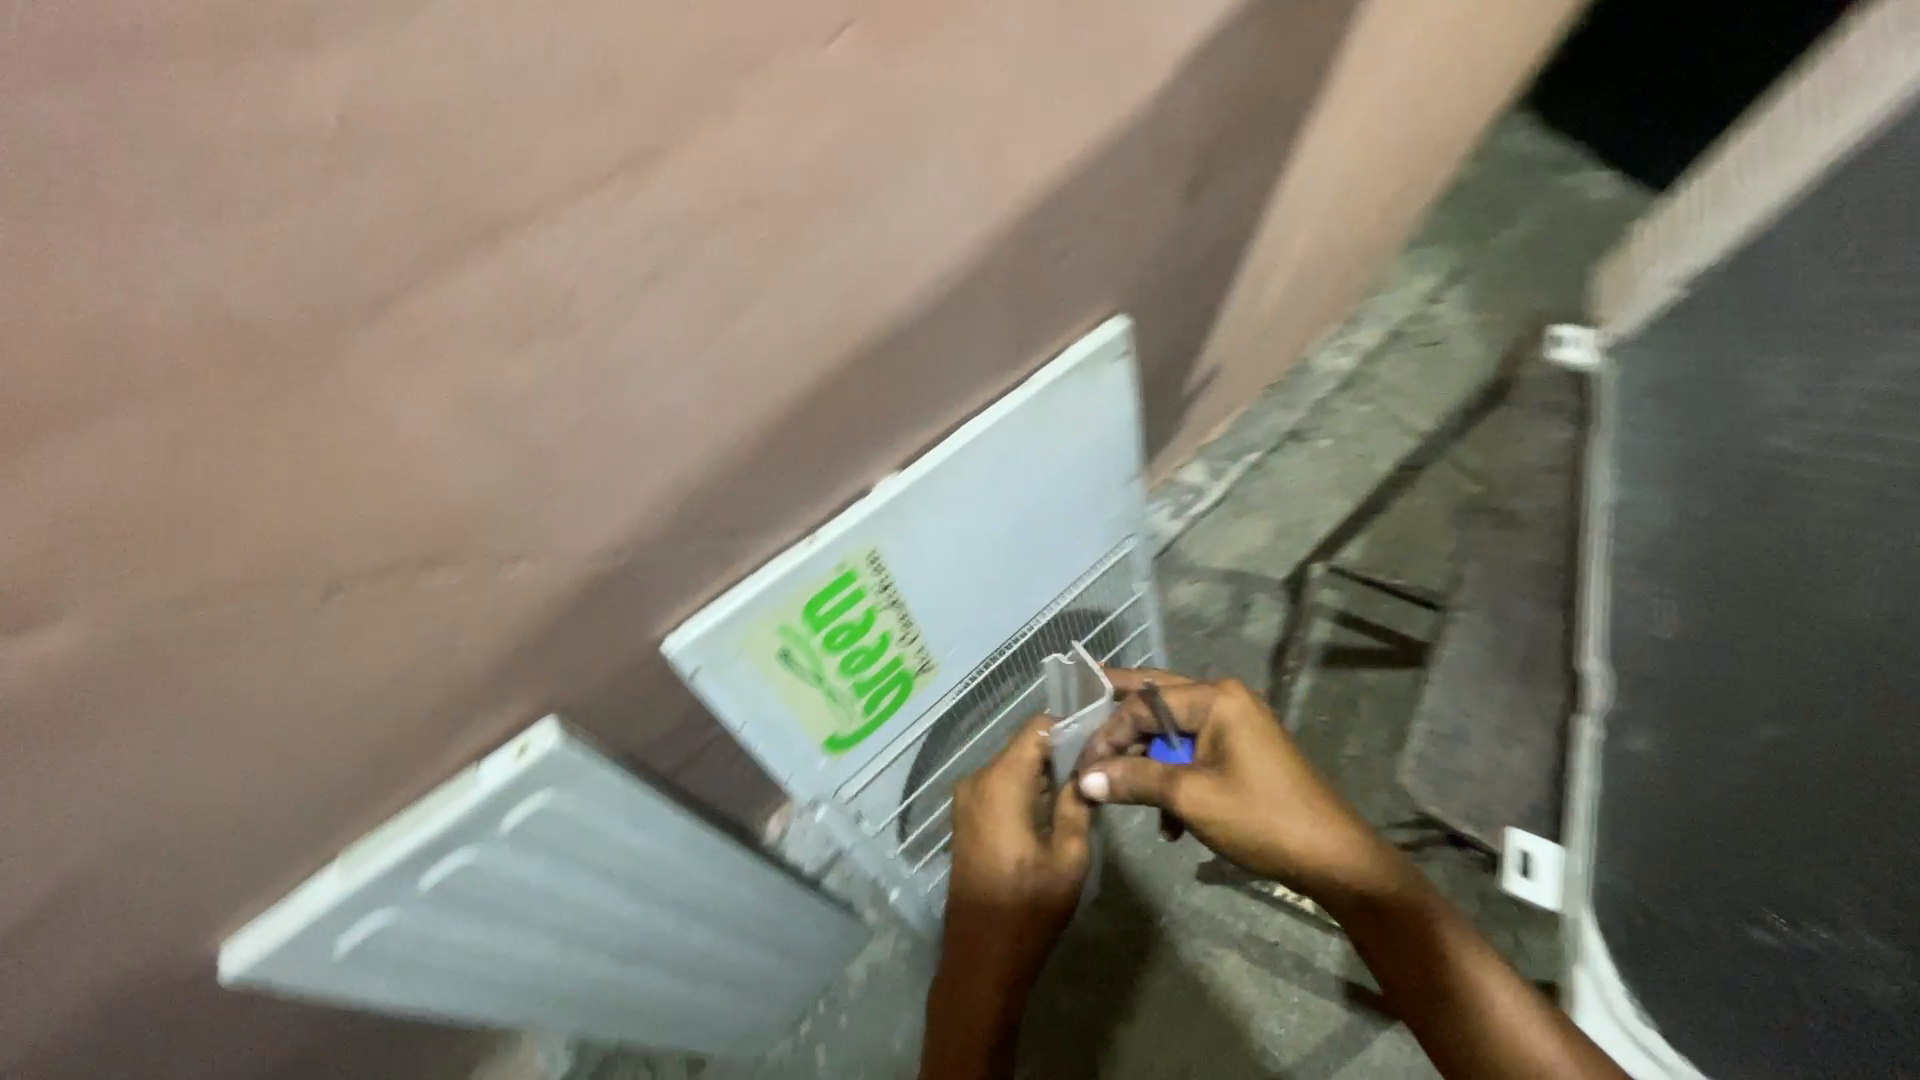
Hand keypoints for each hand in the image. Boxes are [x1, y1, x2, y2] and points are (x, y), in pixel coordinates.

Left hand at [942, 714, 1093, 992]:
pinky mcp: (966, 816)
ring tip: (1081, 793)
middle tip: (1097, 773)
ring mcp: (966, 798)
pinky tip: (1051, 813)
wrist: (981, 956)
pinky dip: (1026, 790)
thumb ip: (1077, 803)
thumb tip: (1087, 770)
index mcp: (1001, 780)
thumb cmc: (1029, 906)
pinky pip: (1000, 786)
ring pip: (1013, 766)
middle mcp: (977, 778)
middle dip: (1060, 754)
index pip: (1037, 727)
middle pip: (1024, 745)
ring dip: (1044, 775)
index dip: (1071, 730)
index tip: (1100, 746)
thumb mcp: (1069, 856)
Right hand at [1075, 667, 1402, 905]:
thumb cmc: (1261, 818)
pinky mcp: (1242, 753)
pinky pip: (1193, 756)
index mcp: (1215, 698)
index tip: (1083, 769)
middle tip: (1084, 750)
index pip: (1143, 704)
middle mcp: (1224, 700)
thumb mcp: (1190, 798)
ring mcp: (1236, 726)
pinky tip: (1168, 824)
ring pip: (1172, 735)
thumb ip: (1134, 781)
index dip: (1108, 735)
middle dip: (1120, 734)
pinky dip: (1174, 782)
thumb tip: (1085, 780)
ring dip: (1147, 767)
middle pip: (1156, 705)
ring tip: (1123, 798)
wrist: (1334, 860)